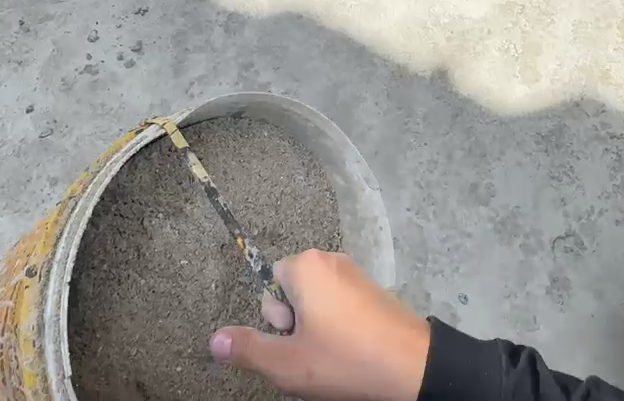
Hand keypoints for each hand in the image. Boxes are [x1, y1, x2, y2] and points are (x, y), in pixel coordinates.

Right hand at [210, 250, 429, 400]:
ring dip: (316, 326)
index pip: (269, 282)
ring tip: (333, 353)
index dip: (276, 317)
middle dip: (295, 321)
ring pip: (316, 299)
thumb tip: (213, 340)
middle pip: (292, 289)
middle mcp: (328, 258)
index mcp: (305, 265)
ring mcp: (353, 270)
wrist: (409, 365)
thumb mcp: (288, 363)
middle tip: (314, 350)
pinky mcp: (371, 286)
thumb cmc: (344, 358)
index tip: (296, 338)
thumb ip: (248, 349)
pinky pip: (339, 302)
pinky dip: (338, 324)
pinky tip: (350, 349)